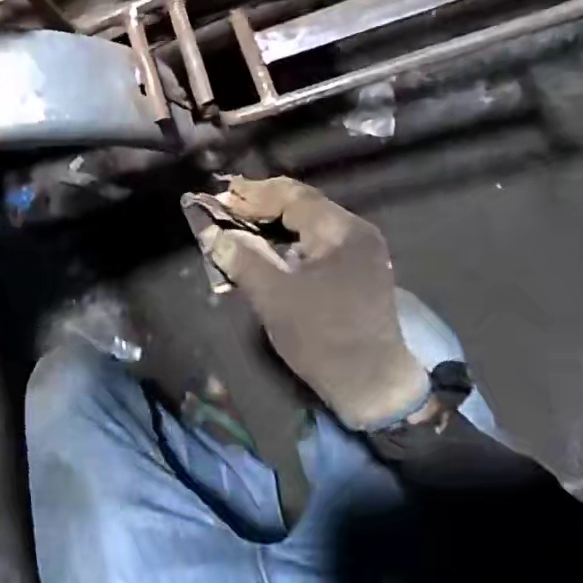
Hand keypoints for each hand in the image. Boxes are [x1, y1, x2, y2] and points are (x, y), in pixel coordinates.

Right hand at [199, 175, 431, 429]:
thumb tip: (210, 231)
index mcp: (342, 230)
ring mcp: (358, 252)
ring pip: (306, 224)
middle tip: (222, 209)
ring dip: (270, 223)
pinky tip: (262, 249)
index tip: (216, 200)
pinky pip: (313, 244)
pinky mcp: (353, 272)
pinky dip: (285, 242)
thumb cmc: (323, 336)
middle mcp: (354, 232)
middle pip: (300, 205)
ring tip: (235, 226)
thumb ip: (241, 257)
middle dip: (259, 205)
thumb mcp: (274, 296)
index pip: (291, 195)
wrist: (372, 386)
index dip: (250, 196)